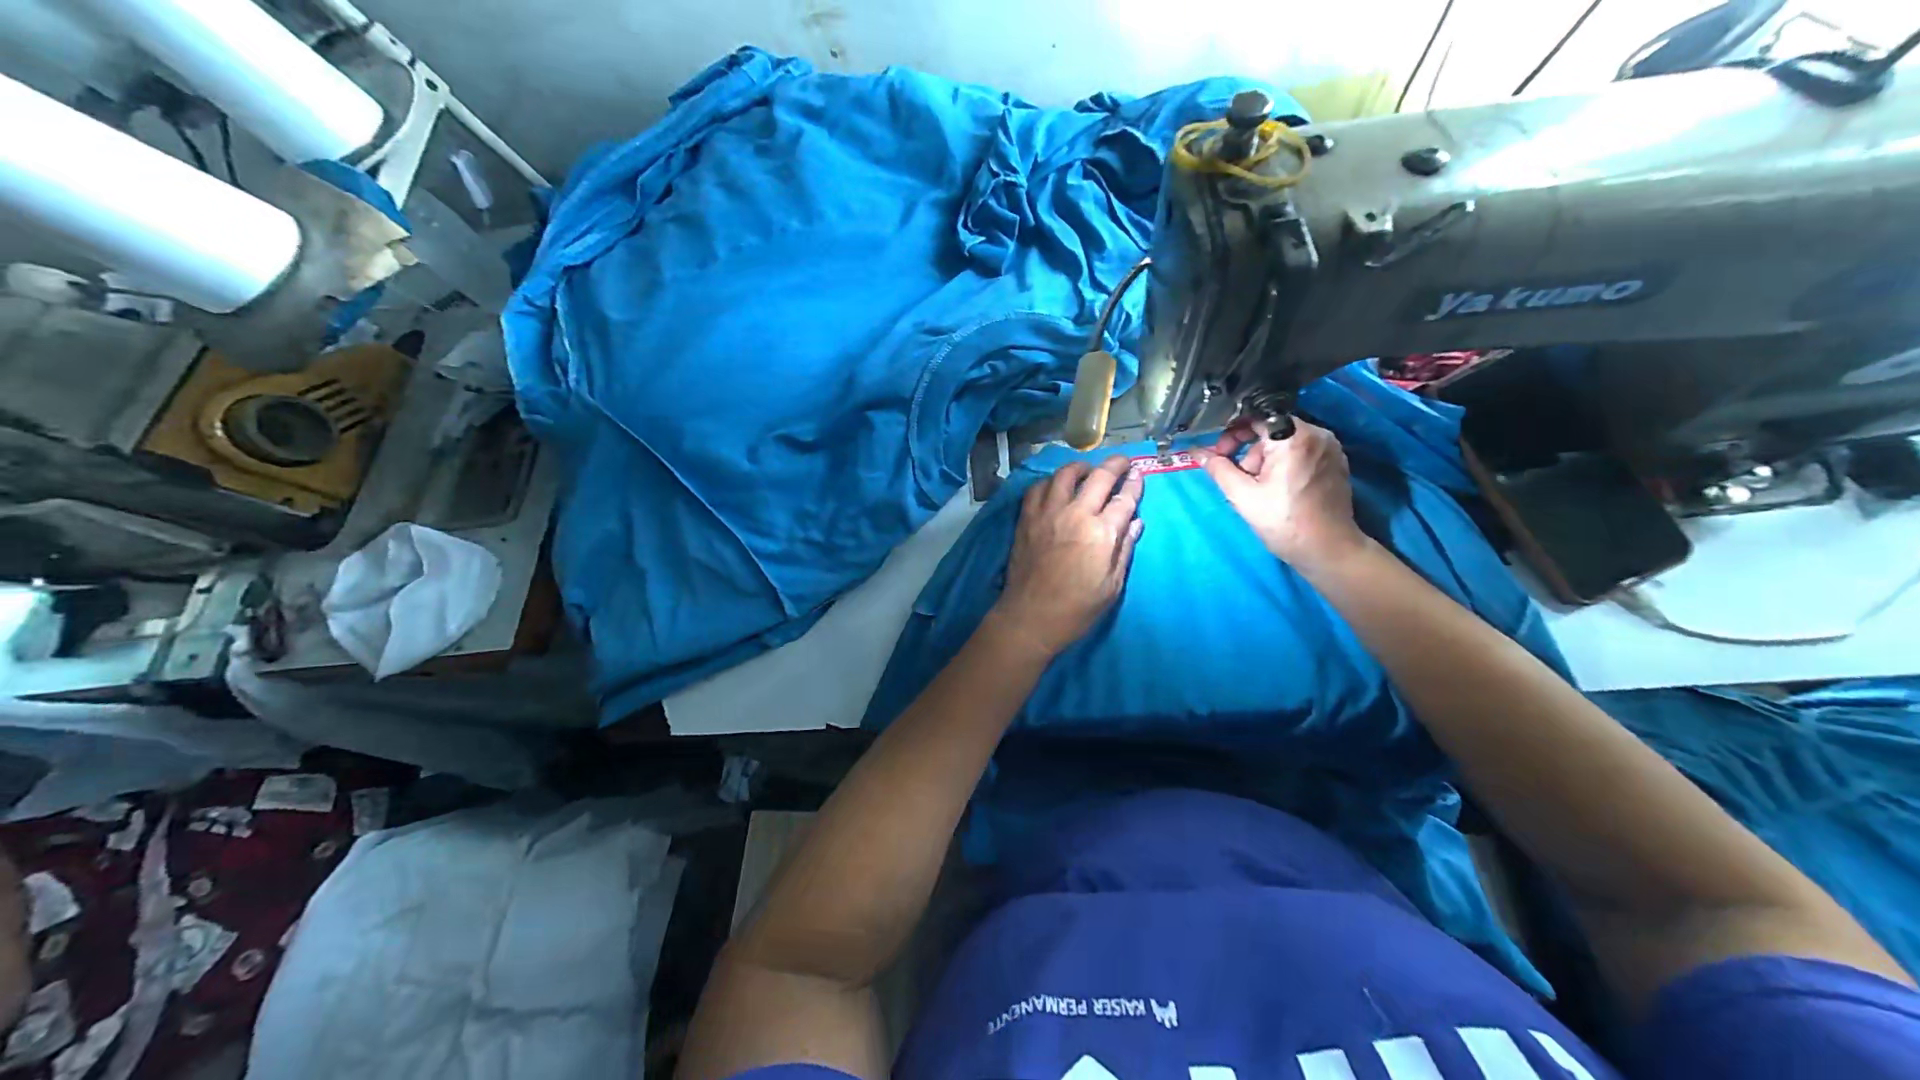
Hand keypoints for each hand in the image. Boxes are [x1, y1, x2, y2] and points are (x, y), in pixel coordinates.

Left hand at [988, 456, 1142, 655]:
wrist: (1030, 617)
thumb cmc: (1077, 609)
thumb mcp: (1112, 585)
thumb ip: (1124, 550)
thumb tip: (1136, 523)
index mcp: (1102, 532)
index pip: (1125, 499)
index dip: (1135, 484)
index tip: (1140, 474)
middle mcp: (1076, 514)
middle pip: (1099, 477)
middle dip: (1115, 465)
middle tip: (1122, 462)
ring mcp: (1048, 513)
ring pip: (1065, 474)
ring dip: (1081, 467)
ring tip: (1088, 470)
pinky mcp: (1027, 518)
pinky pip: (1038, 488)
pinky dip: (1050, 482)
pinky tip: (1056, 487)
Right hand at [1201, 418, 1367, 571]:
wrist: (1328, 549)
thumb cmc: (1284, 522)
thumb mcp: (1243, 496)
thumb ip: (1218, 469)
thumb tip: (1196, 452)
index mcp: (1293, 438)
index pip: (1256, 416)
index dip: (1232, 431)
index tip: (1220, 453)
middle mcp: (1317, 434)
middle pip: (1271, 428)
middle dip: (1248, 447)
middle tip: (1235, 472)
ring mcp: (1330, 446)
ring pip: (1286, 439)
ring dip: (1265, 457)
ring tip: (1258, 485)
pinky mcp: (1336, 460)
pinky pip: (1302, 449)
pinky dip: (1285, 461)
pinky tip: (1277, 485)